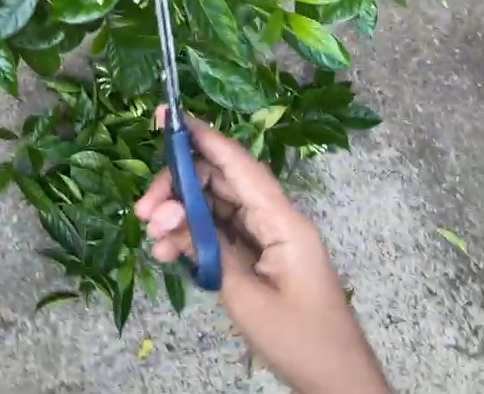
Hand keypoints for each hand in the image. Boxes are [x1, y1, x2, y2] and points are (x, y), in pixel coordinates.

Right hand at [137, 108, 388, 393]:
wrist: (340, 387)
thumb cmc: (300, 341)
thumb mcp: (244, 295)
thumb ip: (204, 249)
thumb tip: (167, 216)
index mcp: (282, 221)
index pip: (237, 164)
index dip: (202, 137)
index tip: (167, 116)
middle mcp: (273, 220)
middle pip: (217, 183)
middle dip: (176, 189)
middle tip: (143, 211)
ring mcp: (265, 238)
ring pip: (211, 206)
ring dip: (178, 216)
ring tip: (151, 238)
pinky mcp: (257, 256)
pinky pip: (216, 232)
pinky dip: (189, 238)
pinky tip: (166, 253)